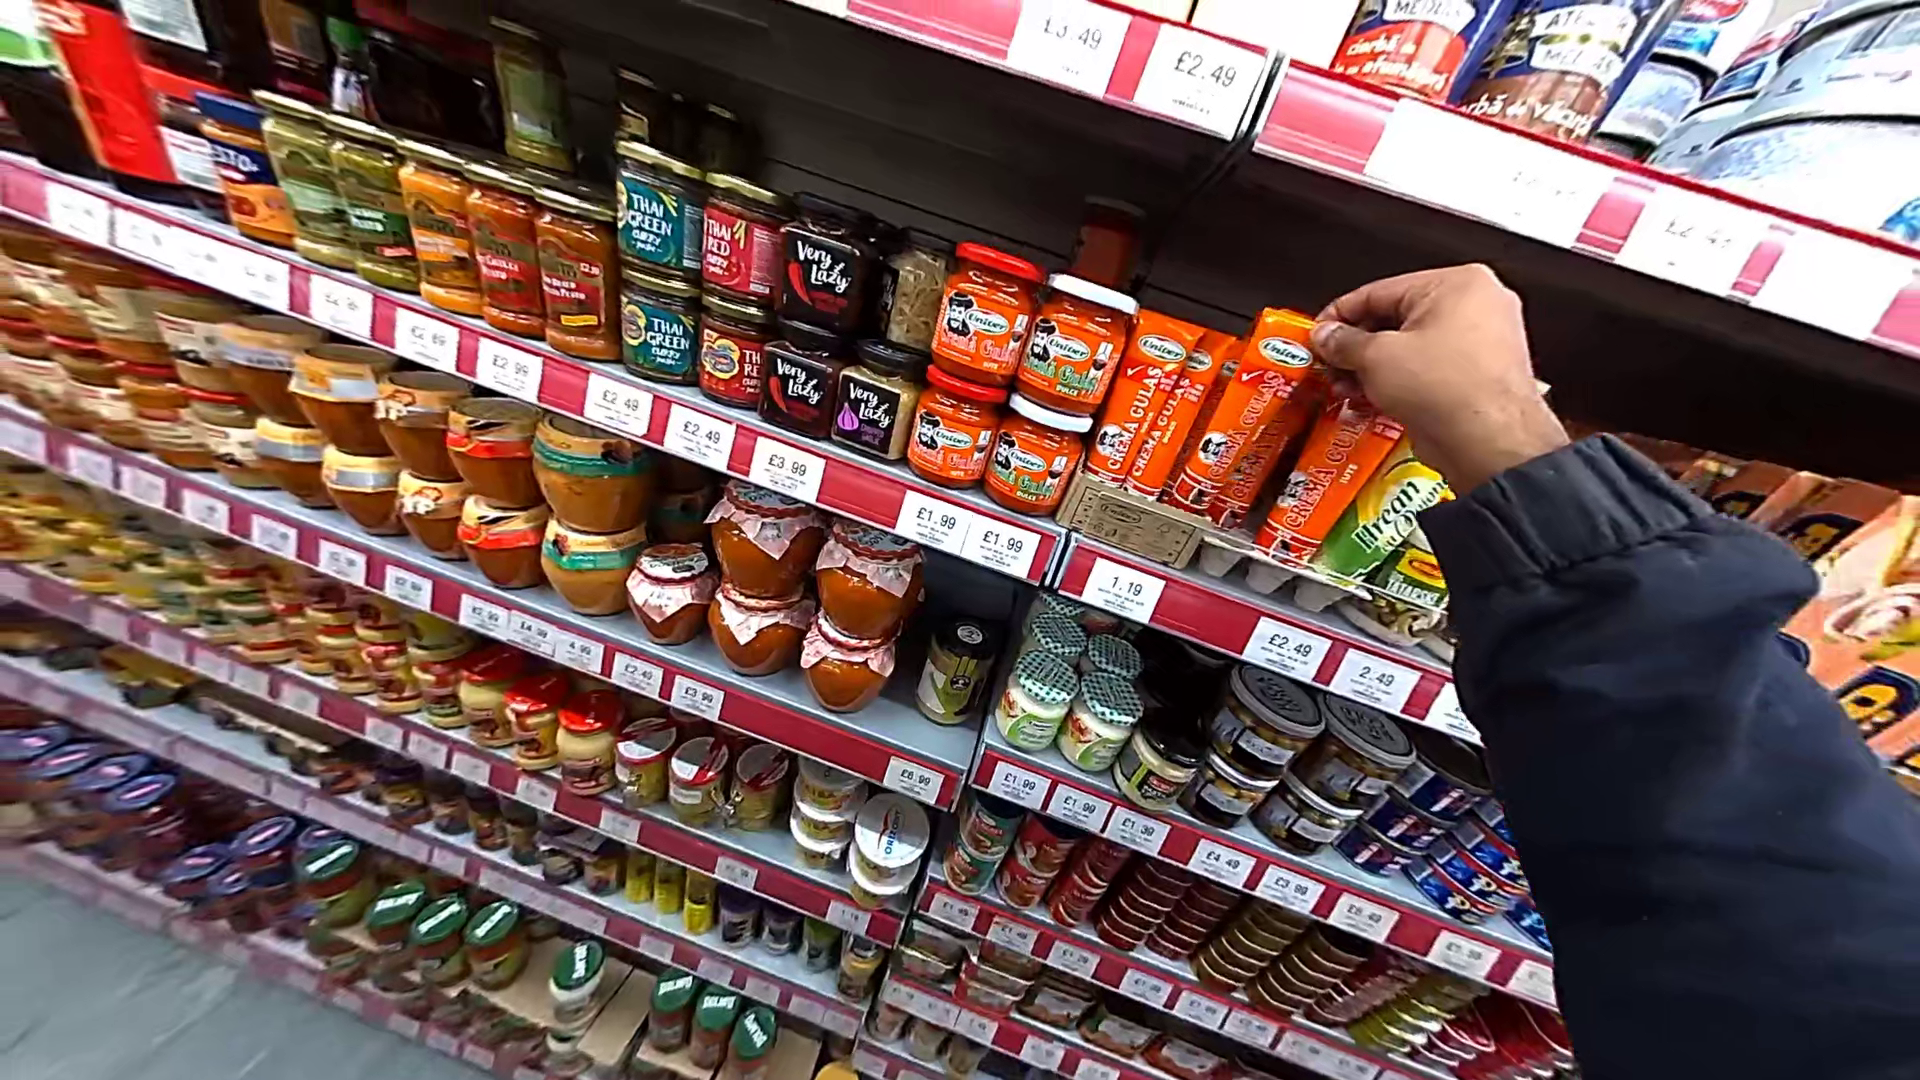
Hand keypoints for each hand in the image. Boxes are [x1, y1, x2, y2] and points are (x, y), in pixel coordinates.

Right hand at [1311, 264, 1568, 492]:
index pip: (1377, 292)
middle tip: (1328, 365)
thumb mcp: (1375, 357)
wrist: (1486, 439)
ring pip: (1404, 347)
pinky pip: (1420, 369)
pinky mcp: (1471, 372)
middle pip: (1390, 320)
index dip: (1338, 316)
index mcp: (1455, 285)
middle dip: (1352, 348)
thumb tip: (1326, 335)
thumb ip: (1342, 341)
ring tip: (1346, 386)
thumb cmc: (1450, 388)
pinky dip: (1391, 381)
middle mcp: (1473, 305)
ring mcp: (1476, 340)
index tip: (1316, 335)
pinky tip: (1368, 398)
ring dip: (1367, 369)